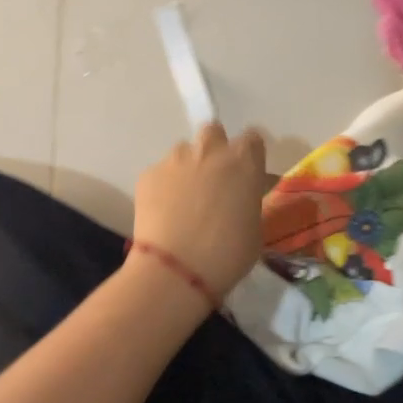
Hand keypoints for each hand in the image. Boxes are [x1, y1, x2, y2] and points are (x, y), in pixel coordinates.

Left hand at [132, 124, 269, 298]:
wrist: (176, 270)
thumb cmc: (227, 256)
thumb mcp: (254, 230)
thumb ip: (247, 202)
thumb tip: (237, 200)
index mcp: (244, 162)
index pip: (252, 139)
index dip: (248, 155)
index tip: (244, 173)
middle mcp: (210, 151)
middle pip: (213, 132)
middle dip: (213, 150)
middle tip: (211, 180)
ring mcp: (175, 160)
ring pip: (182, 153)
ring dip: (186, 169)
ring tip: (182, 202)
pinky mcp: (148, 174)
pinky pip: (159, 174)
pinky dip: (162, 188)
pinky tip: (162, 214)